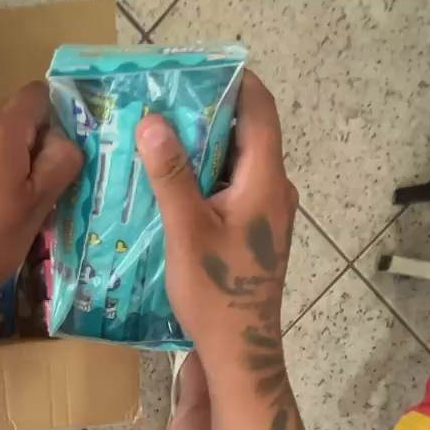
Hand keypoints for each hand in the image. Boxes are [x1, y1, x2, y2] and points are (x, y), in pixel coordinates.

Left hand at [0, 83, 82, 331]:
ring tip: (16, 208)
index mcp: (2, 130)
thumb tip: (65, 141)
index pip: (39, 95)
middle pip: (17, 118)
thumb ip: (59, 164)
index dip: (58, 120)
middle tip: (43, 191)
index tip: (60, 161)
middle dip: (36, 146)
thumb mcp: (37, 207)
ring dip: (14, 165)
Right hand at [137, 72, 295, 374]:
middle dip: (206, 122)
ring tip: (161, 154)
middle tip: (163, 118)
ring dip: (203, 158)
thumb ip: (171, 175)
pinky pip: (234, 195)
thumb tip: (153, 123)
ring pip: (238, 168)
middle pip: (247, 137)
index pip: (258, 108)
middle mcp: (275, 190)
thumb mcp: (186, 230)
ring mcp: (269, 215)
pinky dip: (208, 186)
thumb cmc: (216, 292)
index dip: (231, 85)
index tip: (191, 80)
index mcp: (265, 179)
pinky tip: (175, 198)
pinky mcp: (257, 237)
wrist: (239, 349)